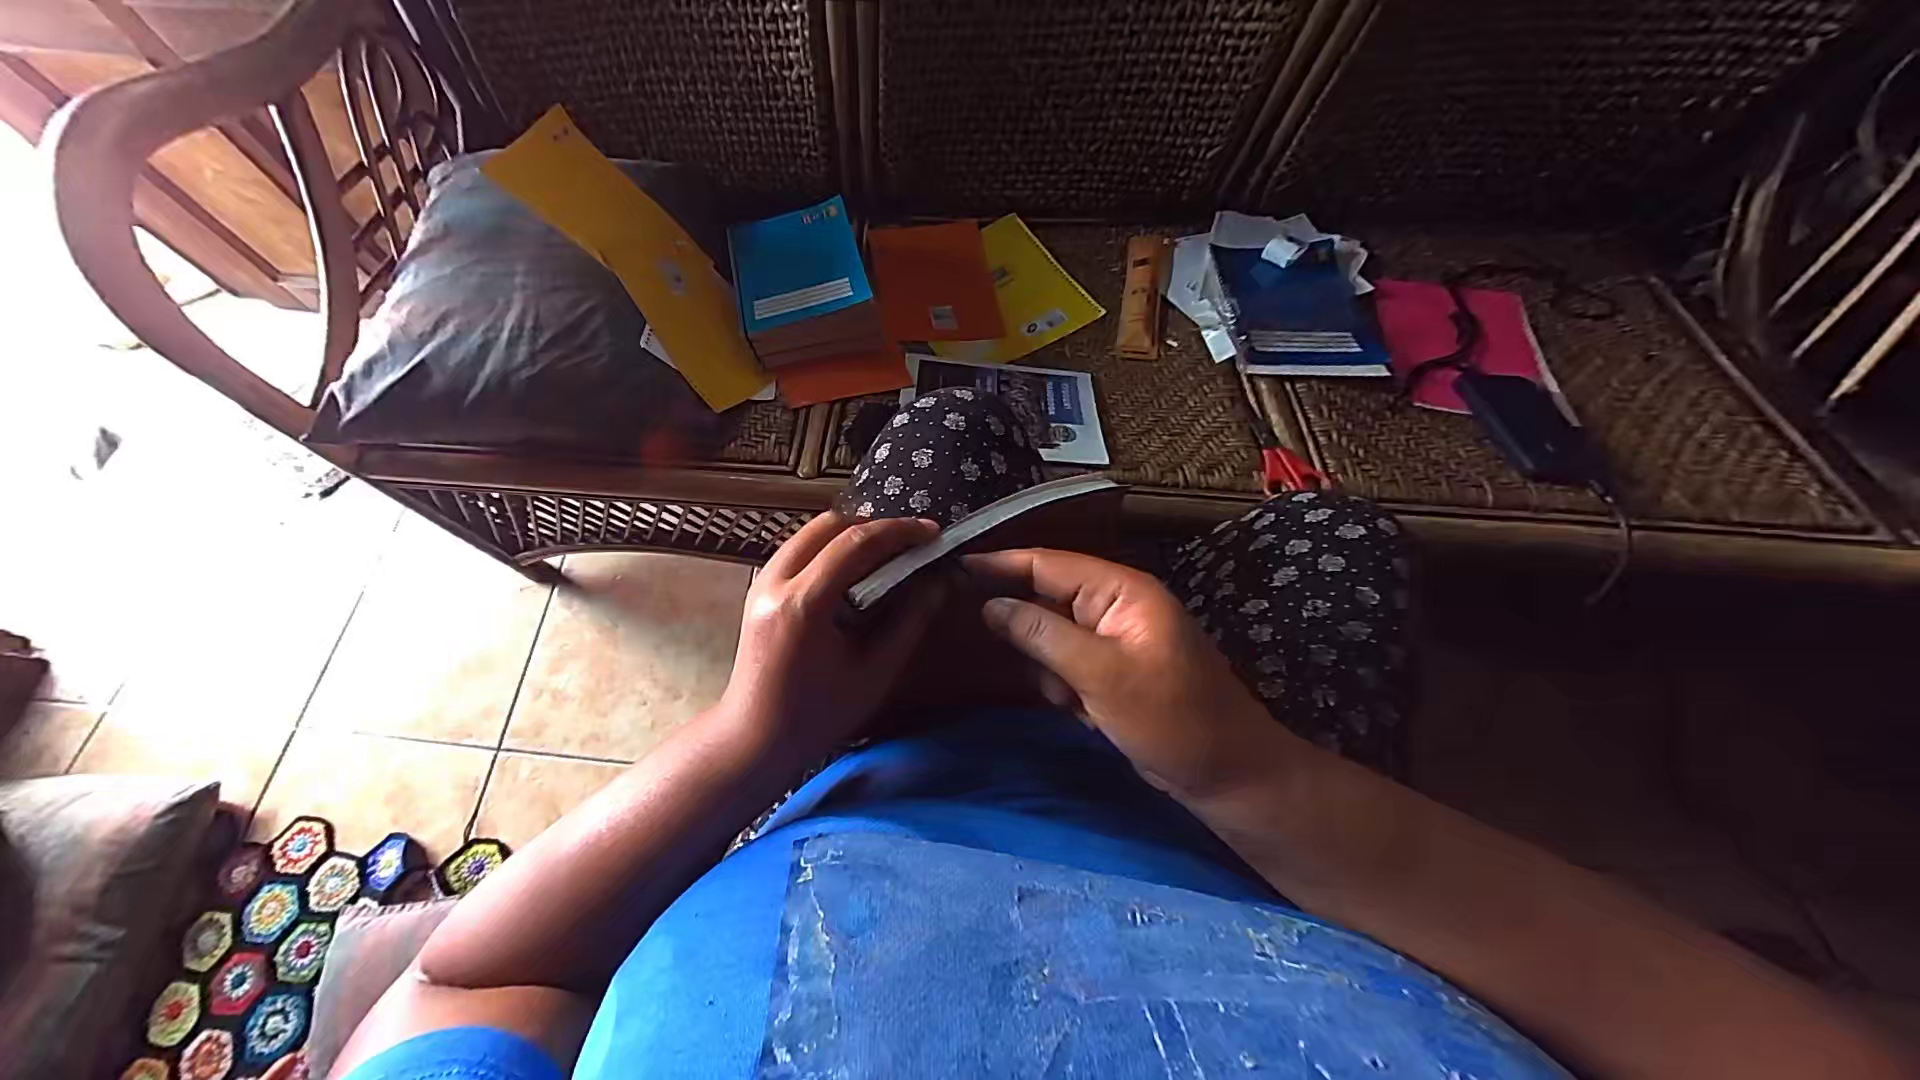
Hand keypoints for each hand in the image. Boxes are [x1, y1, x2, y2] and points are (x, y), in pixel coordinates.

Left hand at [720, 512, 946, 757]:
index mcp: (803, 605)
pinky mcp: (759, 589)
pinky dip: (832, 547)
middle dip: (876, 526)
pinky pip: (800, 549)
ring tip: (890, 552)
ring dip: (853, 534)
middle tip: (912, 541)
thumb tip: (940, 581)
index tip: (931, 533)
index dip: (899, 531)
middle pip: (830, 525)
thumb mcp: (875, 672)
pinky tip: (857, 570)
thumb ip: (911, 620)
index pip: (855, 544)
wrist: (754, 739)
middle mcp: (775, 583)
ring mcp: (761, 582)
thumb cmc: (816, 715)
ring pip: (812, 532)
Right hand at [963, 548, 1302, 798]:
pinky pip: (1065, 665)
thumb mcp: (1100, 674)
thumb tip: (991, 605)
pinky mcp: (1109, 670)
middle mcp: (1114, 606)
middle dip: (1029, 633)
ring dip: (1049, 670)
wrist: (1224, 775)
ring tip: (1072, 700)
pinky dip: (1063, 687)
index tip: (954, 567)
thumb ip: (1042, 634)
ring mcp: (1111, 639)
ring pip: (1050, 638)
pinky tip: (1082, 711)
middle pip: (1046, 600)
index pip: (1048, 563)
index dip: (1001, 563)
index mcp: (1121, 590)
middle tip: (1016, 656)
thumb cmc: (1170, 718)